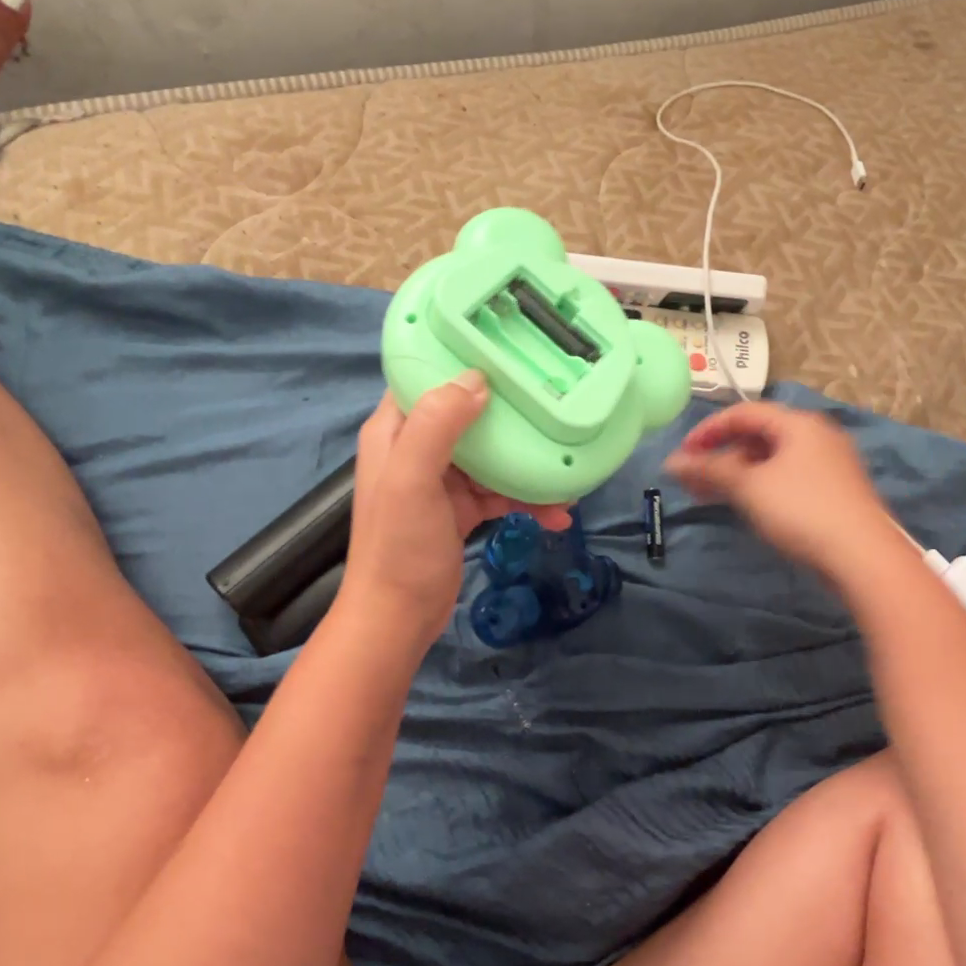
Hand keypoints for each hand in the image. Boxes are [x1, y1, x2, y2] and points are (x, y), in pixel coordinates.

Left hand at [342, 372, 571, 648]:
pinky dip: (527, 498)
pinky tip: (557, 513)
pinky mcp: (461, 509)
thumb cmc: (399, 547)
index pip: (427, 376)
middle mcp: (418, 447)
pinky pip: (501, 491)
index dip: (463, 358)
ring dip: (527, 460)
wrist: (398, 618)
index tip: (509, 347)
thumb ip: (438, 425)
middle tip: (554, 400)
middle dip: (510, 409)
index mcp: (396, 429)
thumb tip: (479, 380)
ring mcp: (442, 480)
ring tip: (568, 468)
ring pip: (492, 453)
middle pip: (468, 412)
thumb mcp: (412, 480)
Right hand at [664, 402, 900, 576]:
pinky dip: (761, 485)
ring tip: (712, 496)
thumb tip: (671, 462)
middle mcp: (817, 435)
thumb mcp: (749, 487)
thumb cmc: (802, 511)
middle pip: (758, 435)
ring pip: (773, 459)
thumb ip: (709, 470)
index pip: (743, 413)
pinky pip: (788, 477)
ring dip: (738, 473)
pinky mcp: (835, 491)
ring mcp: (829, 464)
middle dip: (721, 455)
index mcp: (798, 423)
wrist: (863, 557)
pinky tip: (748, 506)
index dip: (707, 430)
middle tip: (692, 480)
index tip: (682, 456)